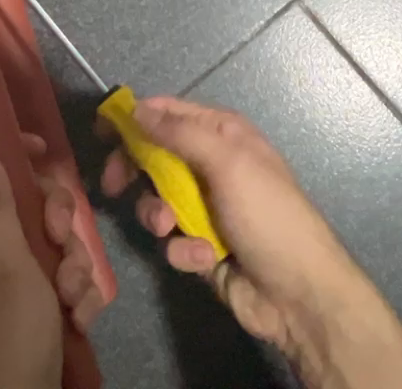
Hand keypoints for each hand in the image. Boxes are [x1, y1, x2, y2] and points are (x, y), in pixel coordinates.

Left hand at [0, 138, 108, 388]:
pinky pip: (67, 276)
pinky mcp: (39, 304)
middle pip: (28, 201)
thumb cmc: (9, 335)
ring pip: (55, 239)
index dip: (11, 153)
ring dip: (74, 265)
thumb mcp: (6, 263)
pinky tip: (79, 318)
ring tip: (71, 300)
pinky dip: (78, 294)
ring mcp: (14, 278)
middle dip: (58, 220)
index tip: (43, 154)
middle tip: (62, 243)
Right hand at [101, 98, 401, 388]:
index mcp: (222, 134)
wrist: (300, 294)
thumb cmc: (266, 214)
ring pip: (157, 200)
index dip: (134, 118)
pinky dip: (184, 248)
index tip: (101, 130)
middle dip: (135, 171)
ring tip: (171, 228)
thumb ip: (178, 133)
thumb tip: (138, 108)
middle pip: (154, 156)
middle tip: (112, 184)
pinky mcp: (202, 245)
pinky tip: (206, 258)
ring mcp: (206, 207)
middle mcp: (212, 164)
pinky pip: (173, 239)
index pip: (168, 113)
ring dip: (158, 215)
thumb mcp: (226, 162)